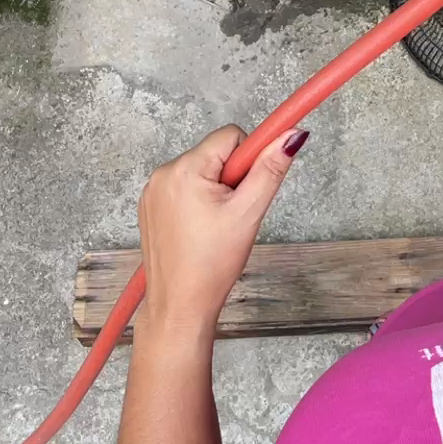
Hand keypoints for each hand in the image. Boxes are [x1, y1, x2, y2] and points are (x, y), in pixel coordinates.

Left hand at [136, 124, 307, 337]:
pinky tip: (201, 229)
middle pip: (216, 153)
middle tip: (233, 213)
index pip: (231, 136)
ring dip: (216, 189)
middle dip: (232, 177)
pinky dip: (198, 200)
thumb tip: (292, 135)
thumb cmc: (211, 265)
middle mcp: (163, 172)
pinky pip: (185, 186)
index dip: (248, 160)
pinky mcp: (150, 206)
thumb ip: (271, 168)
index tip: (251, 187)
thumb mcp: (249, 212)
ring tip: (216, 225)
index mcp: (185, 169)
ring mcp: (153, 190)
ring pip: (202, 170)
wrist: (179, 308)